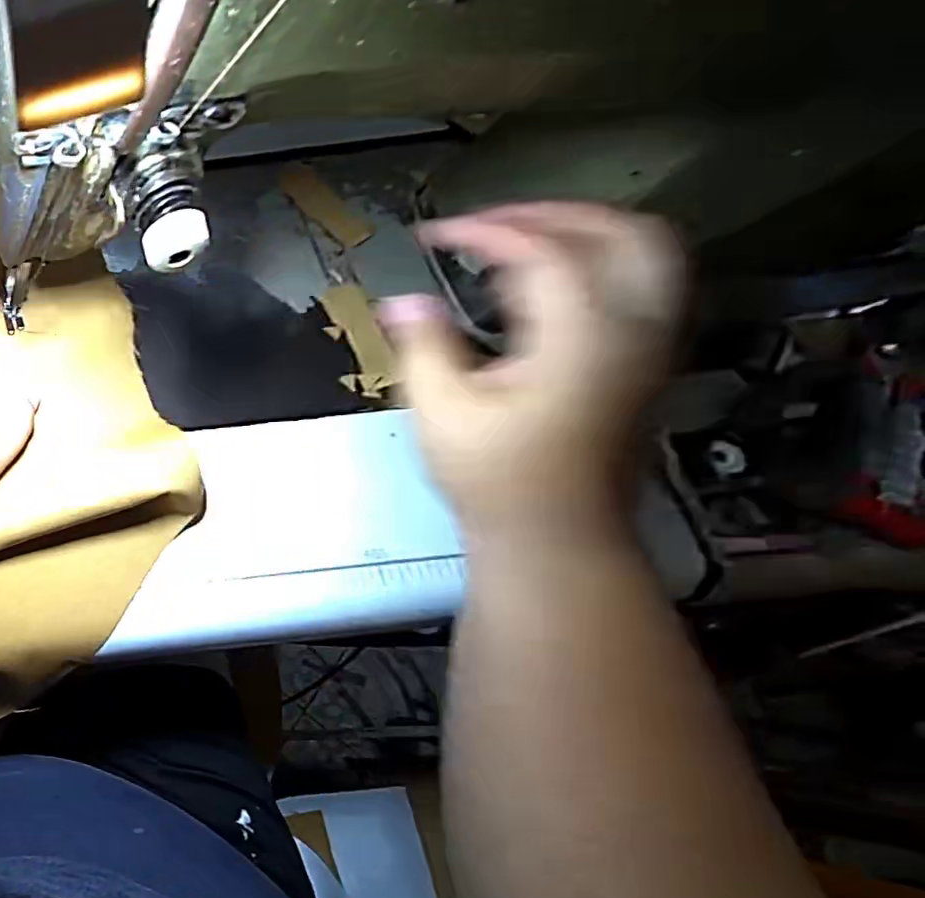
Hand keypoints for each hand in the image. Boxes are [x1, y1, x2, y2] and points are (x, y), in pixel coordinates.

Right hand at [377, 202, 684, 542]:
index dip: (485, 231)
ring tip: (517, 242)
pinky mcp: (647, 357)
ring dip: (581, 231)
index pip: (543, 251)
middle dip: (548, 214)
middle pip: (617, 230)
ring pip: (644, 250)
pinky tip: (549, 284)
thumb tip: (401, 302)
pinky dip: (596, 260)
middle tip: (486, 224)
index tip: (434, 235)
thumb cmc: (492, 474)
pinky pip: (641, 280)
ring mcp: (651, 340)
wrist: (552, 527)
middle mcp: (633, 325)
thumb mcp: (440, 410)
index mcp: (581, 335)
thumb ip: (423, 346)